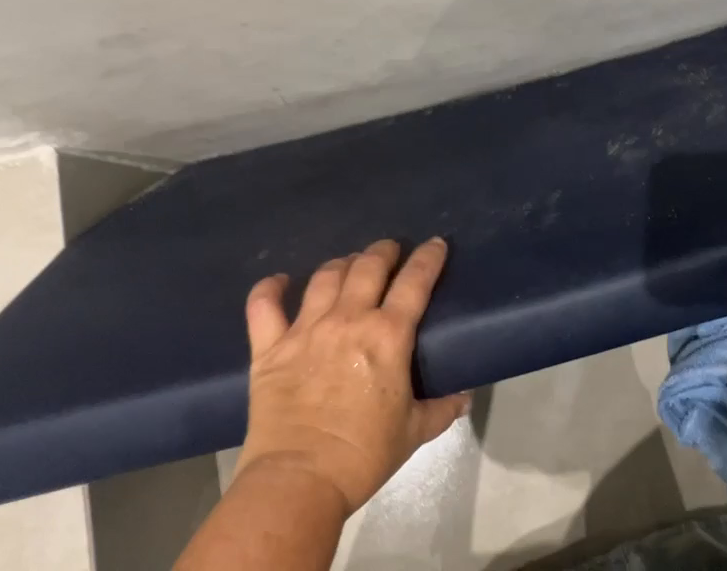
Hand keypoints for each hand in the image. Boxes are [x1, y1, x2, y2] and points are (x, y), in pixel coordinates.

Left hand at [235, 239, 470, 511]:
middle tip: (390, 251)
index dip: (429, 258)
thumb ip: (442, 408)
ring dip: (341, 264)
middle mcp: (348, 321)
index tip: (435, 244)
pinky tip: (280, 281)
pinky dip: (270, 288)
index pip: (415, 281)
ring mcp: (305, 331)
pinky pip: (264, 305)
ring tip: (349, 264)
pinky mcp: (268, 349)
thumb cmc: (363, 454)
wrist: (299, 481)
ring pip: (325, 277)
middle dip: (384, 251)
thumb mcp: (414, 432)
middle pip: (368, 267)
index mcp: (388, 335)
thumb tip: (463, 397)